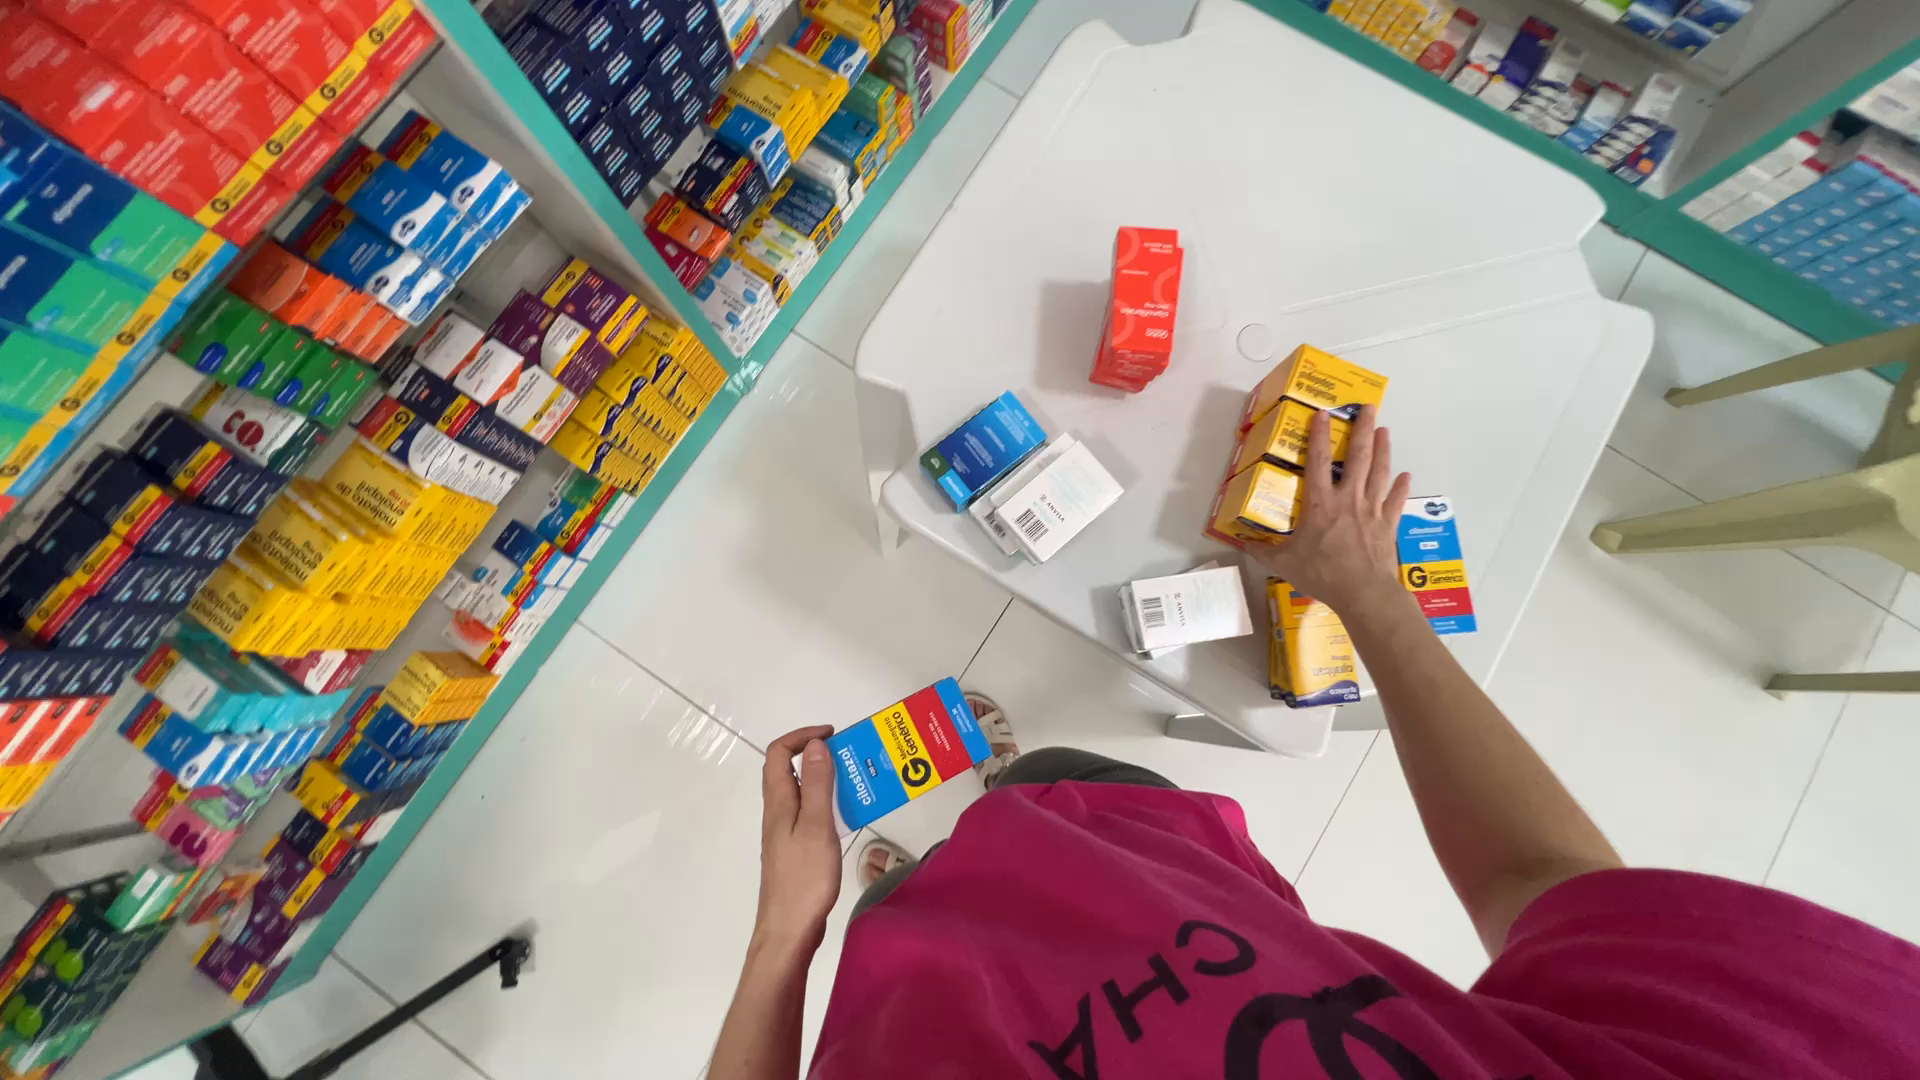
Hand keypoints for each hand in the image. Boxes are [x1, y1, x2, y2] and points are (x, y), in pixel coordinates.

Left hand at [754, 726, 841, 953]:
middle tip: (851, 756)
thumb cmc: (804, 879)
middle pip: (790, 770)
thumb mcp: (816, 827)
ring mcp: (786, 833)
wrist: (788, 933)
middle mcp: (779, 813)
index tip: (832, 735)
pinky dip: (829, 804)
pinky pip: (811, 814)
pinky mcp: (796, 850)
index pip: (778, 753)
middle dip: (819, 755)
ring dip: (827, 780)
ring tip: (858, 782)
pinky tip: (850, 817)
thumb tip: (816, 745)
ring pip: (803, 793)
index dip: (802, 736)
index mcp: (779, 803)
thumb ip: (818, 785)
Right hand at [1248, 405, 1414, 618]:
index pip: (1317, 462)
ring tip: (1384, 430)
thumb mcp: (1284, 563)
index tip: (1323, 414)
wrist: (1363, 592)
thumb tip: (1244, 545)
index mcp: (1319, 504)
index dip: (1319, 436)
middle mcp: (1347, 499)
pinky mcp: (1387, 525)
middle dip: (1363, 430)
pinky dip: (1400, 487)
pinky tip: (1405, 476)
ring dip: (1383, 449)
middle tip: (1369, 408)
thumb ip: (1264, 551)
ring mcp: (1371, 510)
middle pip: (1358, 457)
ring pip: (1379, 472)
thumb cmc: (1321, 574)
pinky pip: (1395, 501)